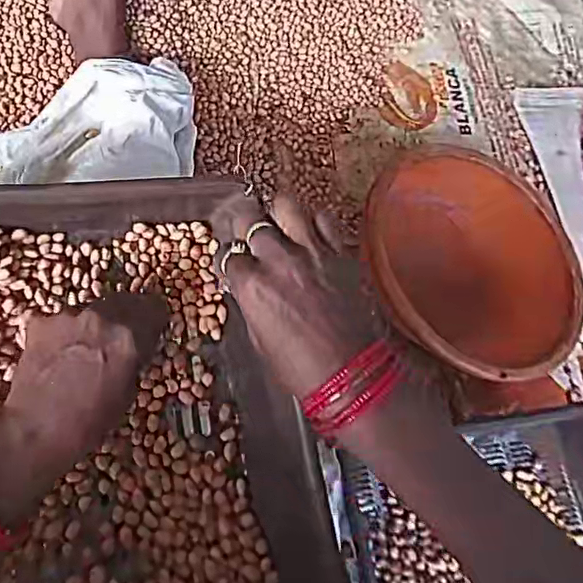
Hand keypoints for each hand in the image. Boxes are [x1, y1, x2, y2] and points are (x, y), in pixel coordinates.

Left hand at [0, 292, 166, 524]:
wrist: (35, 429)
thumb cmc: (86, 424)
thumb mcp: (126, 395)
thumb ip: (133, 361)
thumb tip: (134, 350)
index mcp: (128, 338)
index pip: (154, 309)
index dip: (154, 319)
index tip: (151, 325)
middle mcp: (100, 319)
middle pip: (123, 302)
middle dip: (125, 317)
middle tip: (119, 339)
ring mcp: (68, 317)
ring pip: (90, 311)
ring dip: (92, 326)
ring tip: (83, 353)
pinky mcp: (42, 322)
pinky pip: (61, 321)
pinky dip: (63, 334)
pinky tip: (57, 356)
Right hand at [213, 195, 394, 400]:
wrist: (354, 378)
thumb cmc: (303, 369)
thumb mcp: (259, 339)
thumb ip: (250, 303)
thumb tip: (247, 289)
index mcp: (252, 286)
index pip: (227, 255)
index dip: (227, 258)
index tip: (230, 261)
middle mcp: (278, 262)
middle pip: (248, 218)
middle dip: (243, 223)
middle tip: (246, 230)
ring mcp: (312, 253)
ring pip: (286, 205)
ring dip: (277, 213)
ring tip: (279, 222)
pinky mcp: (341, 254)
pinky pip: (325, 220)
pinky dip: (315, 222)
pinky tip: (312, 233)